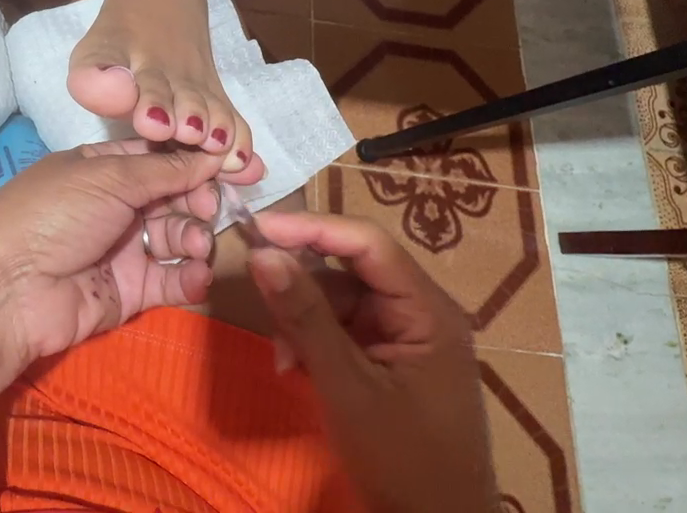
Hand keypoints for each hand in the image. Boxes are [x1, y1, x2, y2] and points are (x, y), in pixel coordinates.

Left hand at [0, 138, 265, 362]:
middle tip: (210, 206)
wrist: (8, 289)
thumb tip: (211, 153)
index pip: (158, 158)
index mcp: (101, 167)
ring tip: (195, 244)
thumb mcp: (106, 177)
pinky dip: (188, 276)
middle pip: (172, 197)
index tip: (236, 164)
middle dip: (198, 199)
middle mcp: (113, 205)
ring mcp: (120, 249)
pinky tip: (195, 274)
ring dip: (194, 238)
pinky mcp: (128, 292)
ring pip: (175, 237)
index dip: (196, 160)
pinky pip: (169, 280)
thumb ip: (164, 169)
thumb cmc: (53, 213)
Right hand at [248, 211, 497, 512]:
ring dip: (303, 320)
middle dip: (303, 283)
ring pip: (339, 298)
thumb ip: (304, 316)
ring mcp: (406, 335)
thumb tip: (261, 252)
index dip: (312, 228)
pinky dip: (313, 341)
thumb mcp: (345, 385)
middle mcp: (421, 310)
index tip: (258, 226)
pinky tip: (296, 369)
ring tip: (283, 358)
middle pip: (350, 269)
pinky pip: (342, 327)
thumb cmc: (401, 460)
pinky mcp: (389, 357)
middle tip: (259, 292)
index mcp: (428, 309)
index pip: (367, 243)